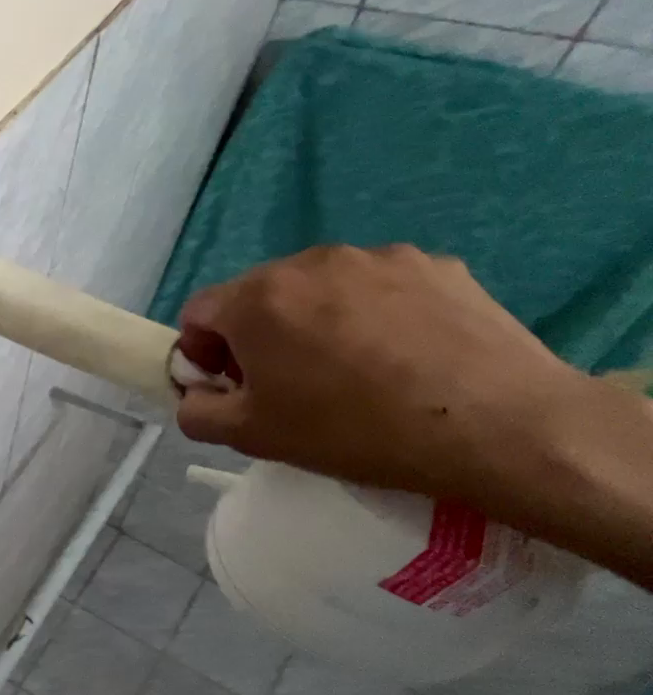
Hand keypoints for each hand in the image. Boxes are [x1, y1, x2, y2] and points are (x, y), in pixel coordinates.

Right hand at [175, 244, 588, 499]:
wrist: (497, 425)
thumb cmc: (353, 430)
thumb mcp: (249, 436)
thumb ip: (196, 411)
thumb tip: (196, 394)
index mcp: (255, 300)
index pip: (198, 313)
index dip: (202, 353)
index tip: (230, 387)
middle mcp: (309, 263)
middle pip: (258, 296)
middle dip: (259, 334)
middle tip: (288, 383)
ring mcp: (377, 258)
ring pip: (319, 288)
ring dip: (315, 320)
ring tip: (352, 369)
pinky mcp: (436, 265)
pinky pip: (379, 287)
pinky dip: (373, 314)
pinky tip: (401, 356)